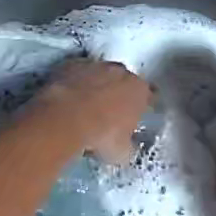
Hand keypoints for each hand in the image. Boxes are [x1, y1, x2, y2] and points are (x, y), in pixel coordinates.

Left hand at [29, 59, 151, 164]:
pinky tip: (68, 99)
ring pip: (100, 74)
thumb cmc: (101, 135)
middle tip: (108, 113)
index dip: (143, 106)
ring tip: (85, 107)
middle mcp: (121, 71)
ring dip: (96, 86)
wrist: (66, 118)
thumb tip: (127, 149)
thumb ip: (128, 146)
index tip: (136, 116)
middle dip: (118, 92)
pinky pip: (78, 73)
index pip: (149, 95)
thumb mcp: (121, 152)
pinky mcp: (72, 64)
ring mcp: (96, 65)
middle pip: (124, 80)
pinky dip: (75, 83)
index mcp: (139, 90)